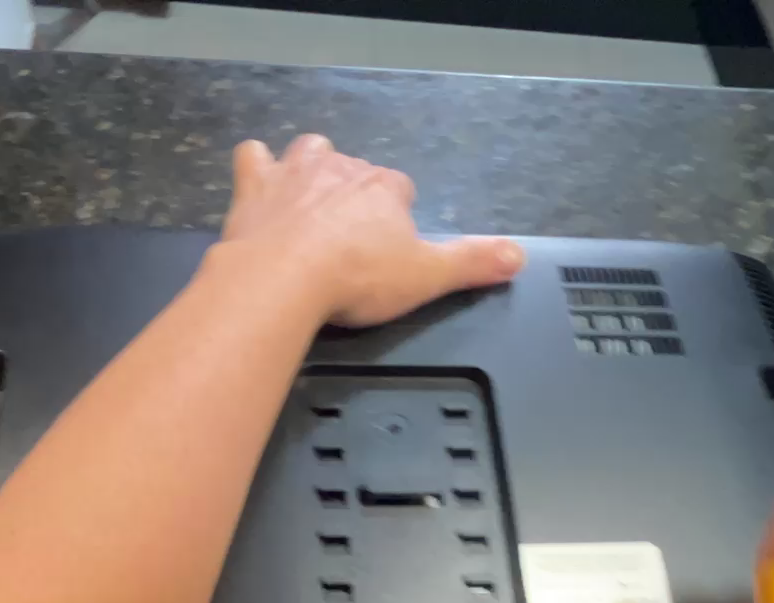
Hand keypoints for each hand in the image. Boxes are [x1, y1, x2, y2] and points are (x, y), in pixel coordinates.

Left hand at [213, 134, 524, 326]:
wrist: (284, 278)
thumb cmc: (357, 278)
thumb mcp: (425, 277)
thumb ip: (470, 263)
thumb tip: (519, 256)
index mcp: (385, 188)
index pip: (399, 192)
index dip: (395, 220)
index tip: (386, 251)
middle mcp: (343, 167)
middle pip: (356, 173)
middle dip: (354, 200)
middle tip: (346, 244)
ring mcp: (295, 172)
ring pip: (310, 153)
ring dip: (312, 172)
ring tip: (309, 208)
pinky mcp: (255, 185)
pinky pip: (254, 157)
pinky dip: (258, 168)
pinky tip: (261, 188)